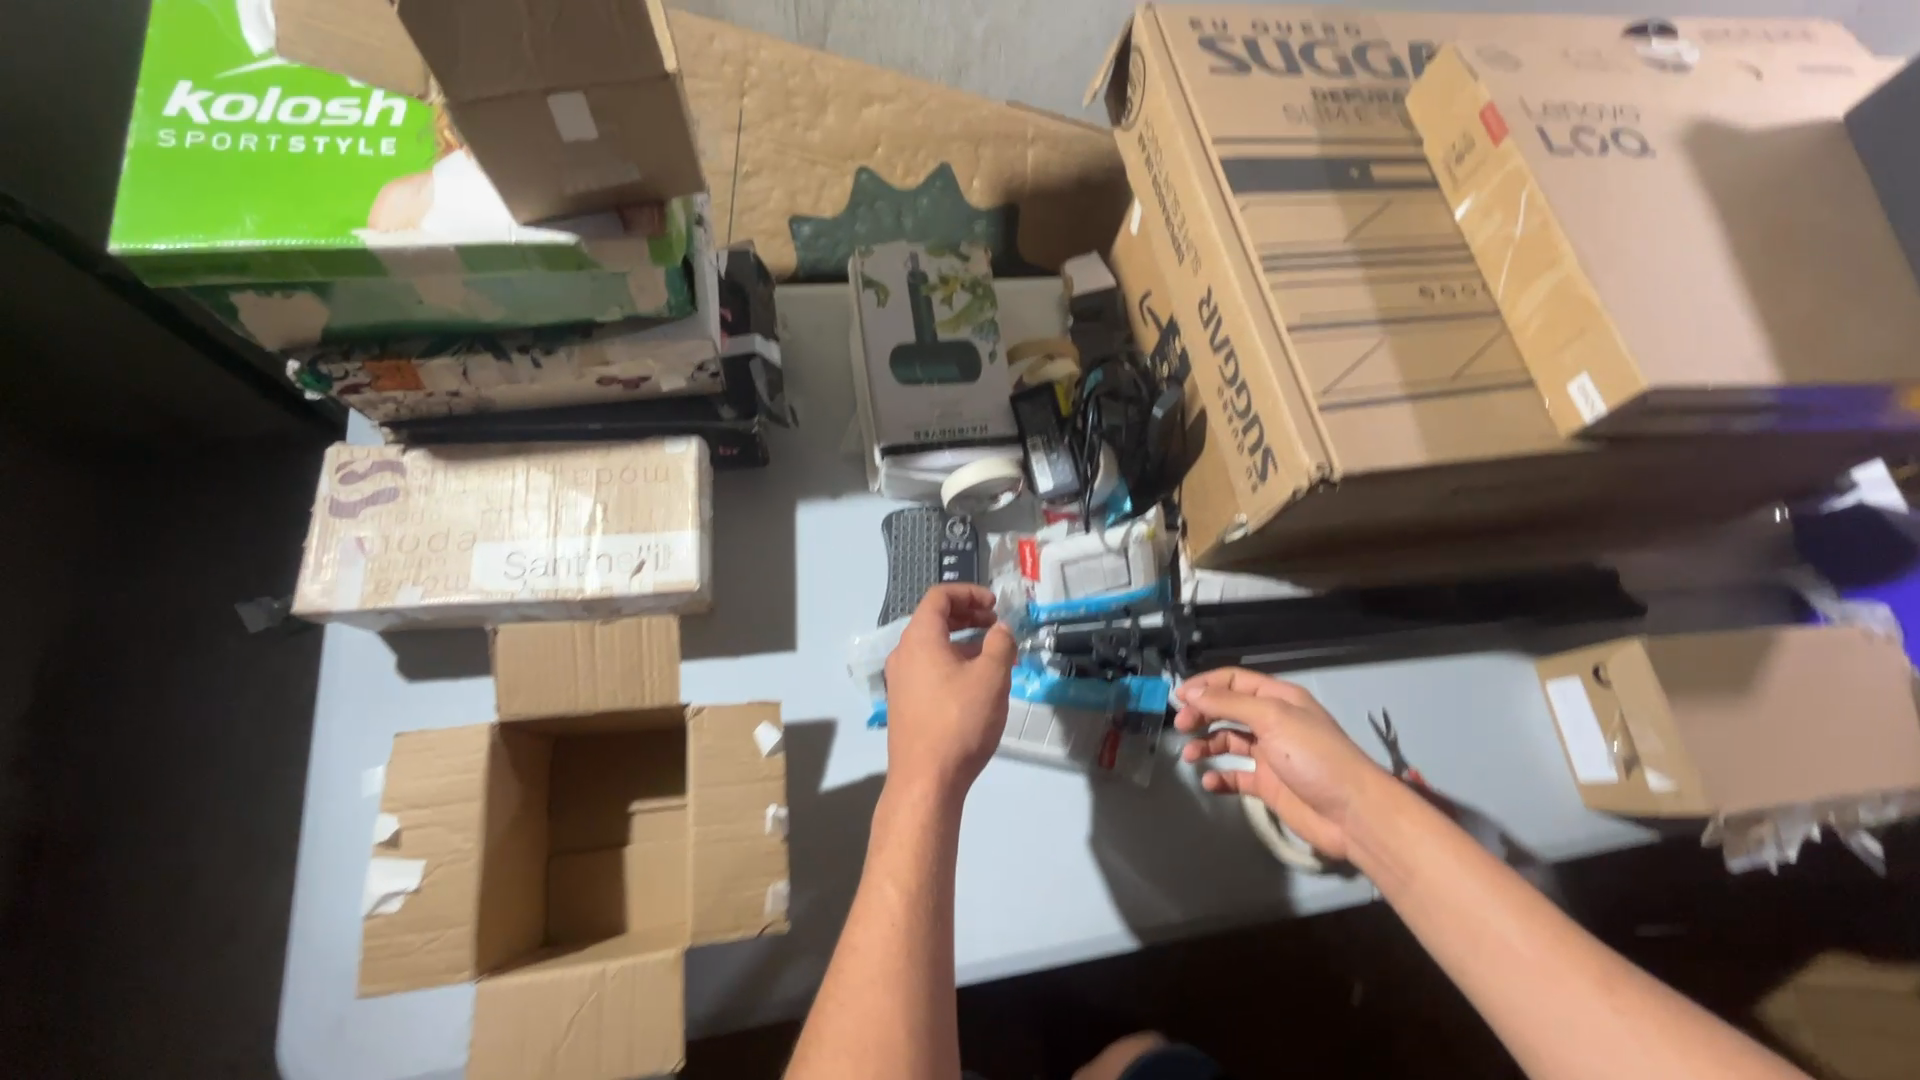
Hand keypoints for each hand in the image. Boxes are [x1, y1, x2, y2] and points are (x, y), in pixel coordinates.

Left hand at [883, 584, 1016, 798]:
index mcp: (919, 638)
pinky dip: (952, 662)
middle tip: (996, 625)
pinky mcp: (905, 703)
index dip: (970, 592)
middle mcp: (903, 653)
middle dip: (968, 615)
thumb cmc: (959, 721)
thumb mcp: (991, 678)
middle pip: (934, 619)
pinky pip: (929, 668)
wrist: (926, 780)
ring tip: (994, 655)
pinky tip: (976, 683)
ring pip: (932, 646)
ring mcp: (900, 680)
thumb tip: (1001, 629)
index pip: (939, 596)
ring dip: (963, 641)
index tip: (996, 605)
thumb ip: (1000, 644)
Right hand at [1174, 668, 1388, 861]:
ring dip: (1206, 745)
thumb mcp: (1272, 718)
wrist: (1353, 813)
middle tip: (1181, 727)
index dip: (1205, 686)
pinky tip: (1210, 782)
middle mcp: (1273, 722)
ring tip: (1190, 756)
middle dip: (1201, 715)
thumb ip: (1229, 703)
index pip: (1234, 681)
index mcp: (1278, 698)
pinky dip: (1219, 778)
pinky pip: (1235, 776)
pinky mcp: (1268, 785)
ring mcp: (1270, 754)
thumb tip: (1191, 692)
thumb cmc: (1314, 756)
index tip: (1178, 698)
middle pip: (1227, 709)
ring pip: (1228, 742)